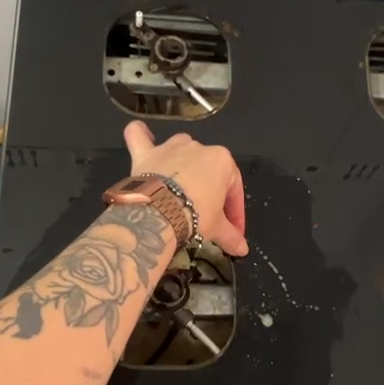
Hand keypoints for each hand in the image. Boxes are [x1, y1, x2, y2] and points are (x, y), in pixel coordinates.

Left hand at [121, 121, 248, 256]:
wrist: (159, 212)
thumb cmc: (196, 215)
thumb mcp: (217, 228)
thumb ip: (231, 236)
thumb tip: (244, 250)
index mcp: (223, 161)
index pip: (234, 189)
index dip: (235, 212)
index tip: (233, 231)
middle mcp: (199, 147)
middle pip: (208, 171)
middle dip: (210, 193)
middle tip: (208, 218)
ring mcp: (171, 147)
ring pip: (181, 150)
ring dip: (183, 164)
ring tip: (181, 190)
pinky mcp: (147, 153)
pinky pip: (139, 136)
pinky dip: (140, 135)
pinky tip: (142, 135)